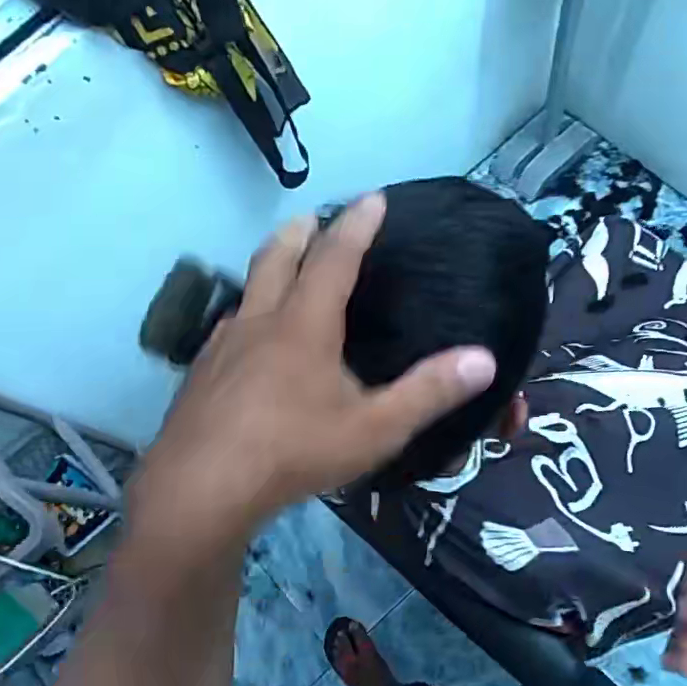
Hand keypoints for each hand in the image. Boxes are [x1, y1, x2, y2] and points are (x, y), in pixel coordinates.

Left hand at [138, 193, 496, 539]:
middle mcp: (260, 323)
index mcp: (305, 325)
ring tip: (282, 271)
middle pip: (278, 259)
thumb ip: (429, 393)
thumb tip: (484, 359)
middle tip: (315, 217)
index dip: (357, 225)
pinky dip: (246, 315)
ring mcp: (223, 347)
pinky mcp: (201, 375)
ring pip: (247, 291)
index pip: (335, 259)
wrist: (204, 487)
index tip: (373, 198)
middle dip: (300, 233)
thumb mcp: (375, 428)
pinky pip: (227, 329)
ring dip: (268, 269)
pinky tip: (247, 342)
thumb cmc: (295, 452)